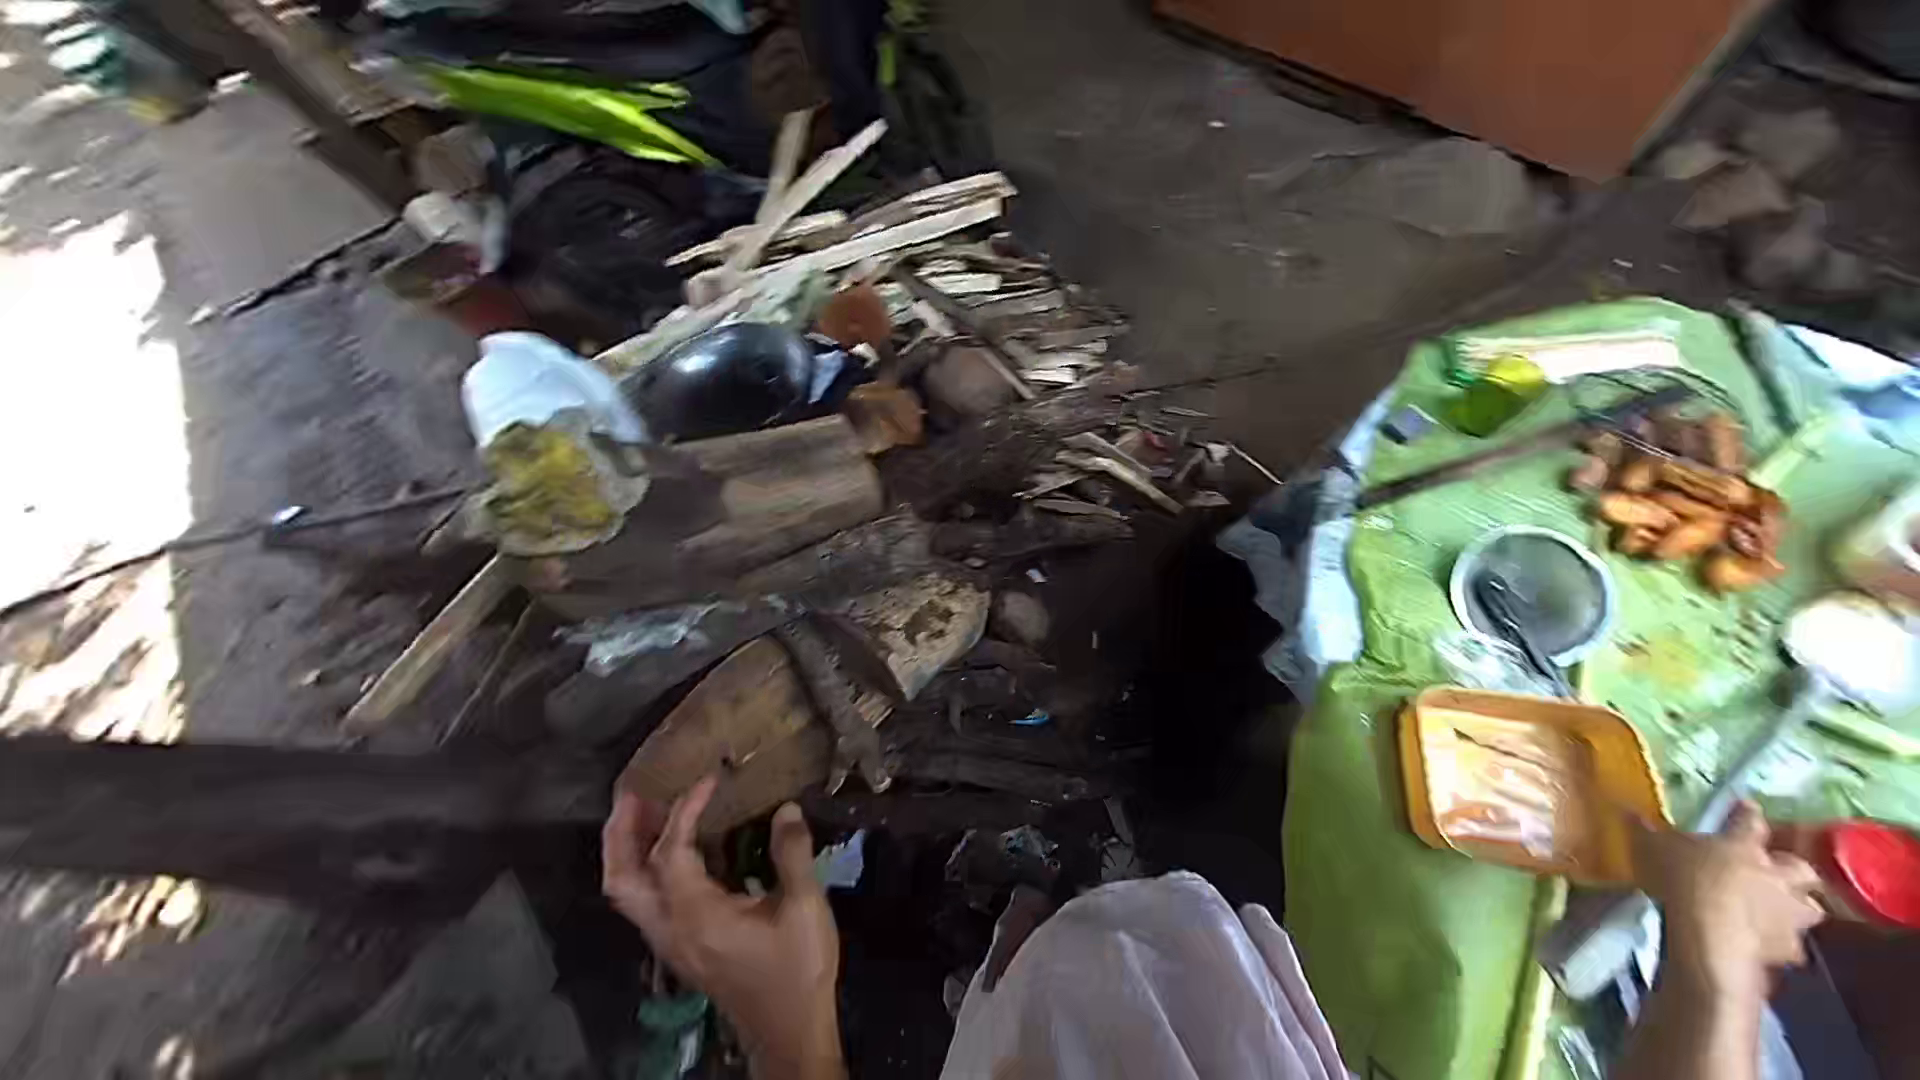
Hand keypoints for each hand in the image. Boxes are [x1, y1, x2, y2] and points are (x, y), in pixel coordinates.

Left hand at [602, 777, 843, 1079]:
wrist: (789, 1031)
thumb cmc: (796, 969)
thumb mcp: (804, 907)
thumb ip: (792, 853)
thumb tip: (786, 808)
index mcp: (696, 916)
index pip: (671, 852)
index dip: (684, 810)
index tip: (709, 780)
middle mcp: (671, 929)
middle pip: (621, 879)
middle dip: (620, 832)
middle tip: (633, 791)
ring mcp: (671, 942)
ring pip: (628, 893)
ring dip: (628, 849)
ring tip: (647, 811)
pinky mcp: (681, 947)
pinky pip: (647, 900)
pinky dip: (647, 866)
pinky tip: (678, 849)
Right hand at [1631, 801, 1825, 997]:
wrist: (1711, 933)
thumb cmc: (1680, 878)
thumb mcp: (1648, 847)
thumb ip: (1644, 829)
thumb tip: (1628, 810)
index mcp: (1742, 847)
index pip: (1748, 822)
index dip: (1746, 812)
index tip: (1746, 804)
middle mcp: (1775, 876)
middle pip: (1799, 868)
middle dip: (1789, 869)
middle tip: (1771, 870)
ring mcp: (1788, 913)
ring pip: (1807, 907)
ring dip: (1791, 906)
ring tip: (1769, 908)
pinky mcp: (1790, 946)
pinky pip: (1788, 939)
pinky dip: (1775, 937)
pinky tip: (1756, 938)